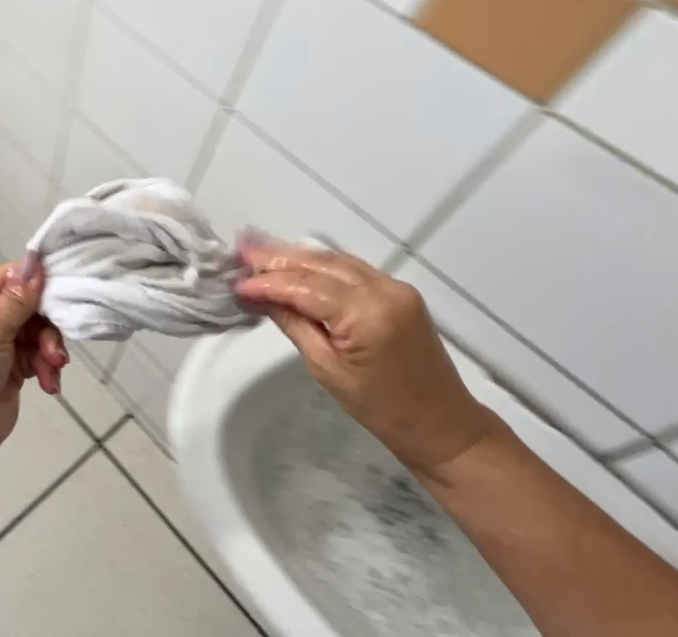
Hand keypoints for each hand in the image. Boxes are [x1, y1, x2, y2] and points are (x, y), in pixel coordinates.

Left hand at [0, 257, 67, 454]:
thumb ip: (17, 298)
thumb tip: (35, 261)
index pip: (6, 279)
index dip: (34, 281)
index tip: (62, 286)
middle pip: (26, 306)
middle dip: (46, 325)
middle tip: (57, 343)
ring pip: (36, 332)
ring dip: (49, 349)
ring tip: (53, 367)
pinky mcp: (11, 369)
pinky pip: (37, 357)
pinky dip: (46, 367)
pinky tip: (50, 383)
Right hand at [234, 233, 498, 473]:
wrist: (441, 425)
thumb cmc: (380, 408)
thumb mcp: (326, 368)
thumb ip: (293, 323)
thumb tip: (259, 296)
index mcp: (367, 314)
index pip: (306, 286)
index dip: (268, 282)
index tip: (236, 283)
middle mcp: (384, 290)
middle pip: (320, 264)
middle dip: (278, 259)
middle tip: (241, 252)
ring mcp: (395, 287)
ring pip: (335, 261)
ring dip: (297, 258)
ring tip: (259, 255)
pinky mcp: (398, 292)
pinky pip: (351, 270)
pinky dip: (321, 266)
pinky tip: (296, 266)